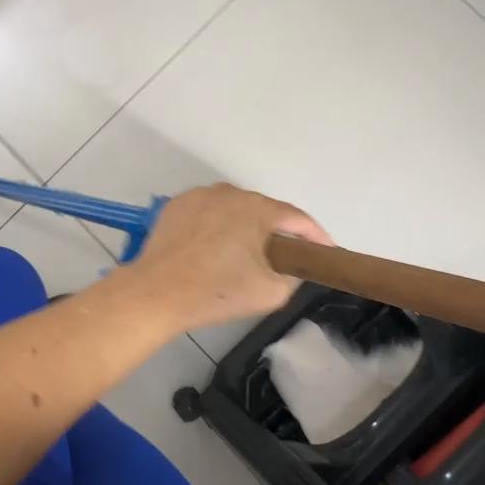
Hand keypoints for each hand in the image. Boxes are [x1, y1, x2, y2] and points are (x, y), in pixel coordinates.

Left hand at [115, 183, 332, 333]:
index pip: (297, 218)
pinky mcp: (176, 206)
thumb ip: (294, 273)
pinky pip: (208, 214)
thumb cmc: (218, 291)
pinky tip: (215, 250)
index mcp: (255, 208)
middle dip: (277, 233)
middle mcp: (227, 192)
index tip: (326, 252)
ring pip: (233, 210)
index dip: (315, 236)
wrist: (158, 292)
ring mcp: (197, 196)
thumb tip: (291, 265)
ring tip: (247, 256)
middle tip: (285, 259)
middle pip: (263, 211)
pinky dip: (217, 228)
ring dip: (245, 228)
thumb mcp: (273, 290)